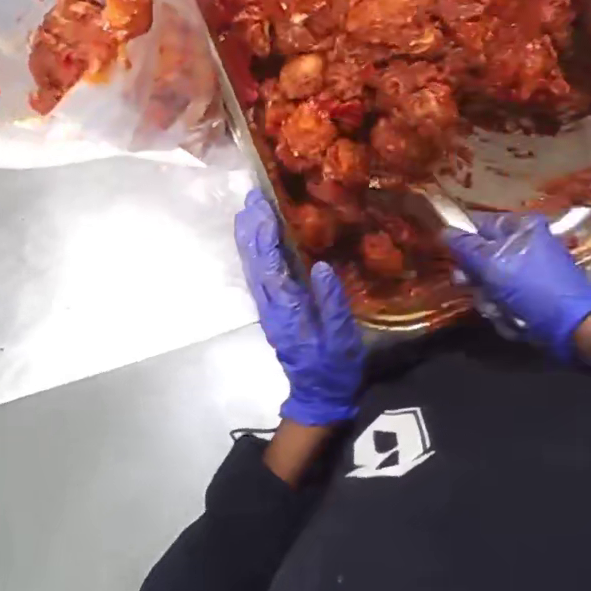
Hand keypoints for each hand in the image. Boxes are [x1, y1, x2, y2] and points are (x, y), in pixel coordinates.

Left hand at [235, 191, 364, 425]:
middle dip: (251, 230)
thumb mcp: (341, 337)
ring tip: (249, 211)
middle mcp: (271, 307)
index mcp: (287, 310)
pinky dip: (256, 254)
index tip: (263, 208)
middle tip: (252, 198)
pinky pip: (259, 277)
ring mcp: (269, 310)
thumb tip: (320, 267)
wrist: (319, 393)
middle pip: (254, 263)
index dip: (265, 237)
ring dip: (249, 239)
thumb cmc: (334, 365)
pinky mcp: (273, 311)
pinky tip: (259, 240)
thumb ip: (331, 303)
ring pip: (252, 269)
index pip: (270, 267)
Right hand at [444, 212, 590, 359]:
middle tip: (477, 290)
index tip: (455, 262)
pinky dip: (504, 312)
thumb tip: (444, 230)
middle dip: (477, 279)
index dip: (462, 244)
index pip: (477, 225)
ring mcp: (529, 271)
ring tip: (502, 310)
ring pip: (489, 283)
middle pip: (481, 258)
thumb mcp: (492, 264)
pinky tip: (513, 319)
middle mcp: (526, 244)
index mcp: (520, 226)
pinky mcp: (532, 295)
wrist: (574, 326)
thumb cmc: (531, 288)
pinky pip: (504, 301)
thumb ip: (465, 247)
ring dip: (489, 300)